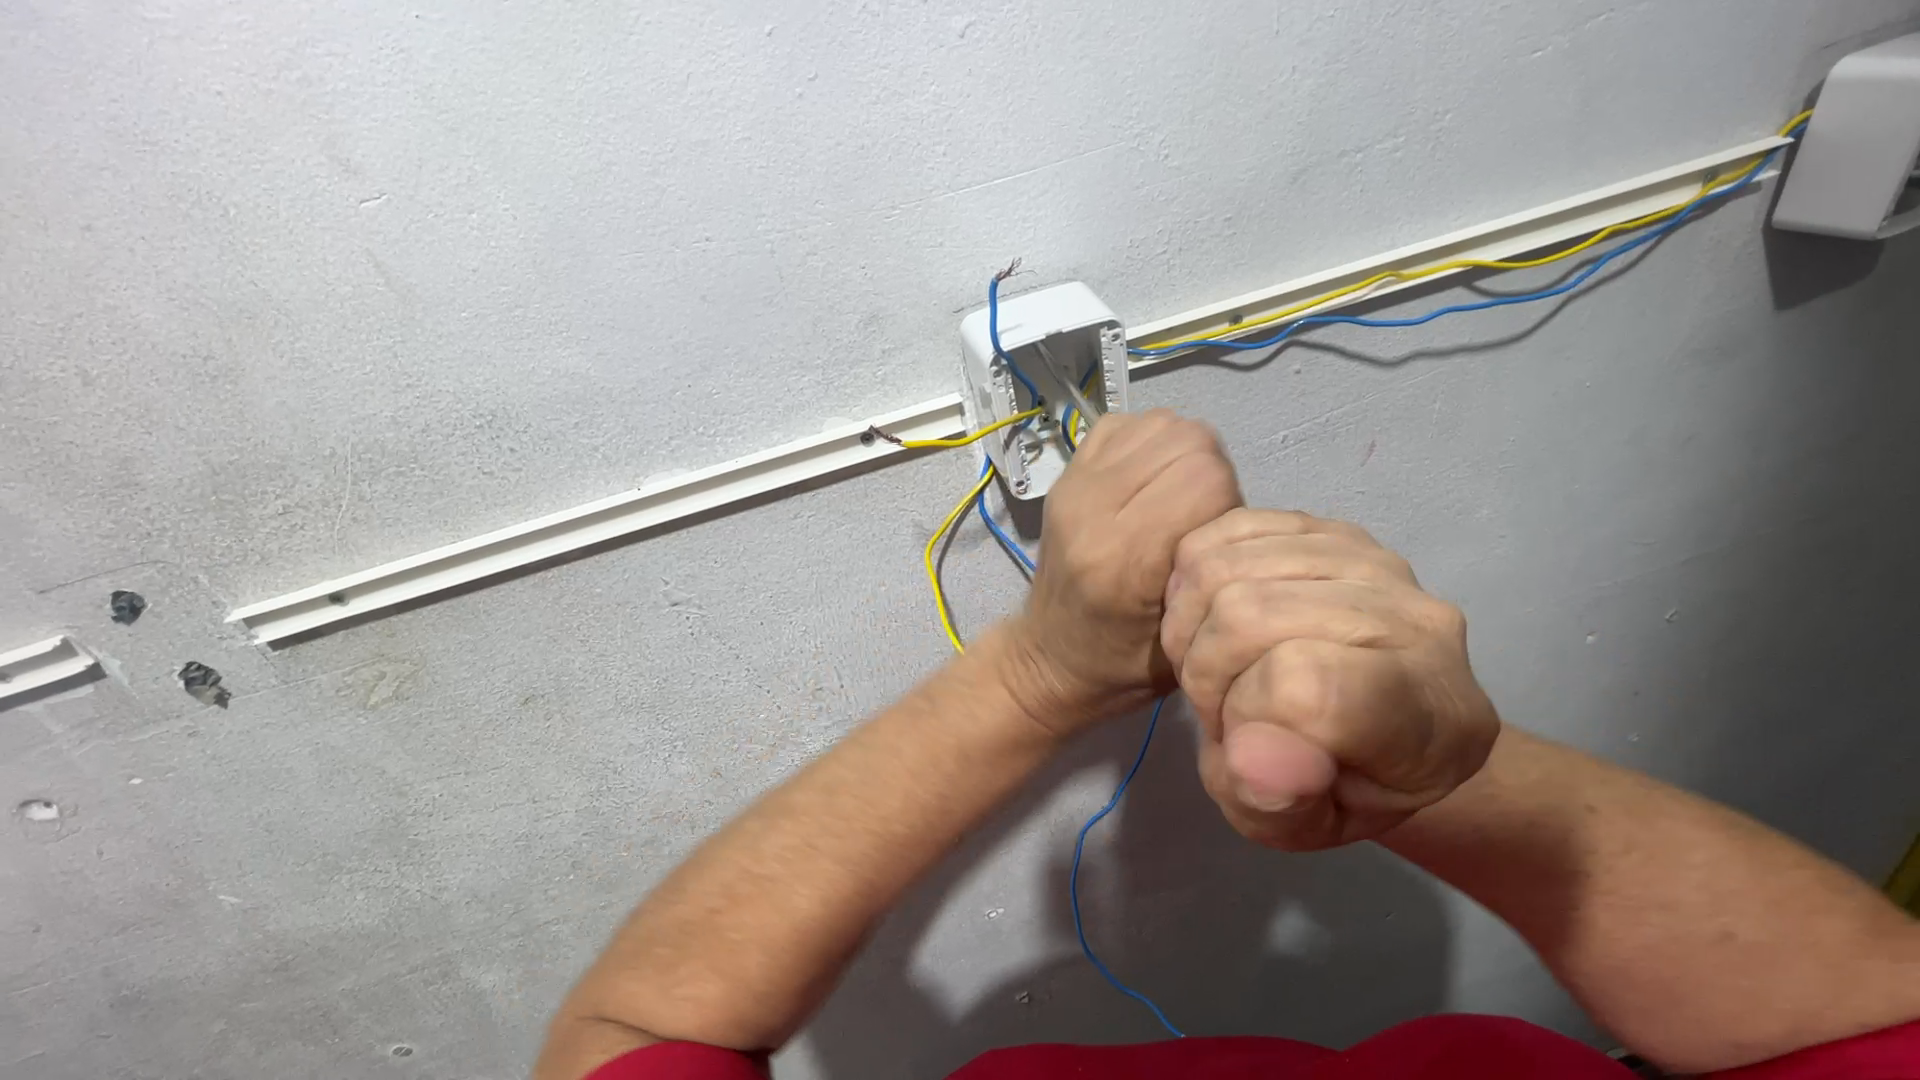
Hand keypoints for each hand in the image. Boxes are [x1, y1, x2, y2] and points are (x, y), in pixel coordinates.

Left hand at [1000, 409, 1241, 736]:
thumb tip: (1234, 511)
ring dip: (1182, 452)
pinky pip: (1124, 425)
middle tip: (1202, 515)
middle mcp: (1092, 510)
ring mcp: (1073, 486)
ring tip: (1176, 497)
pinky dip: (1147, 442)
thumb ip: (1215, 570)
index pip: (1204, 477)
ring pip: (1159, 423)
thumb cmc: (1122, 665)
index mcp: (1124, 559)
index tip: (1218, 536)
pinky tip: (1147, 481)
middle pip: (1187, 439)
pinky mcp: (1064, 475)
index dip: (1229, 499)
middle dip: (1212, 471)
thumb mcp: (1186, 641)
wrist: (1049, 659)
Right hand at [1160, 508, 1498, 849]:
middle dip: (1206, 672)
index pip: (1309, 687)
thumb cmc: (1342, 783)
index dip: (1247, 716)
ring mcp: (1372, 561)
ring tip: (1217, 663)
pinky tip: (1210, 616)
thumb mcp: (1304, 827)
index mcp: (1431, 714)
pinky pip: (1224, 532)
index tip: (1249, 746)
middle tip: (1221, 705)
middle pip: (1249, 614)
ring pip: (1224, 569)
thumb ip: (1279, 806)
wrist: (1382, 723)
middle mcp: (1419, 621)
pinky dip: (1191, 579)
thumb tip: (1249, 757)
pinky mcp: (1326, 528)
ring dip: (1191, 627)